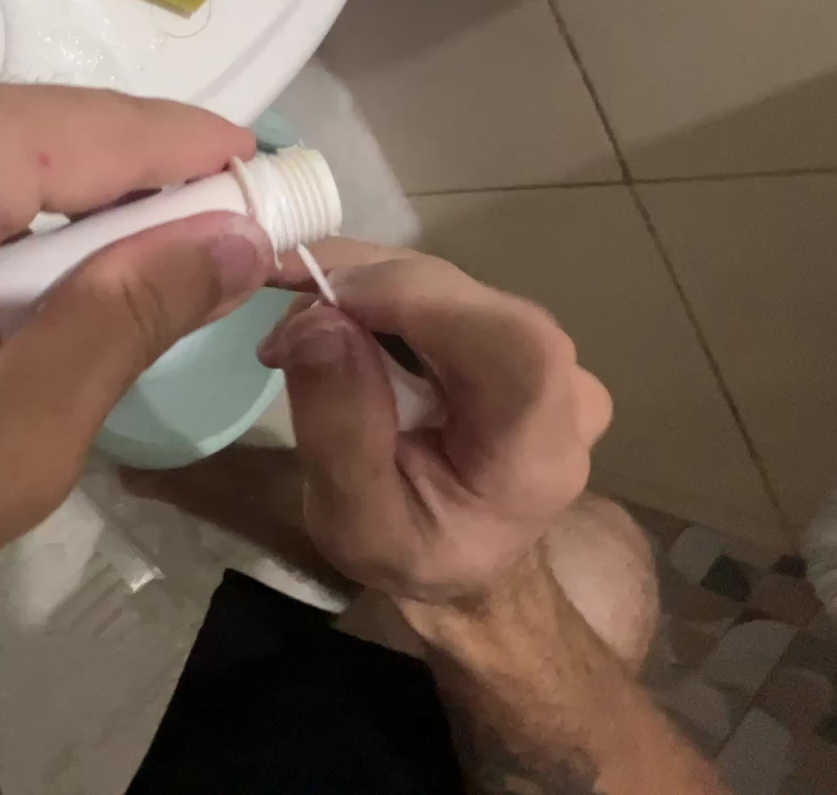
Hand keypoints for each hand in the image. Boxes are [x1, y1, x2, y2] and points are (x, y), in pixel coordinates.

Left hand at [0, 69, 271, 706]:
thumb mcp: (9, 434)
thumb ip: (131, 313)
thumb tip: (228, 239)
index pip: (104, 129)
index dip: (201, 157)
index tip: (270, 182)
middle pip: (24, 137)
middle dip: (114, 202)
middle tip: (185, 263)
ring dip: (24, 225)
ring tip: (59, 313)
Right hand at [258, 240, 609, 603]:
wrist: (455, 553)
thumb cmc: (412, 552)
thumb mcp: (355, 525)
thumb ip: (339, 433)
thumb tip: (316, 322)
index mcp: (538, 449)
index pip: (512, 343)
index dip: (417, 299)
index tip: (321, 300)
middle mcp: (558, 384)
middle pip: (464, 298)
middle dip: (360, 288)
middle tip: (279, 316)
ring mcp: (534, 350)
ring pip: (440, 282)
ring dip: (355, 286)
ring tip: (292, 331)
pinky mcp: (499, 330)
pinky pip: (432, 288)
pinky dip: (368, 290)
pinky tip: (324, 318)